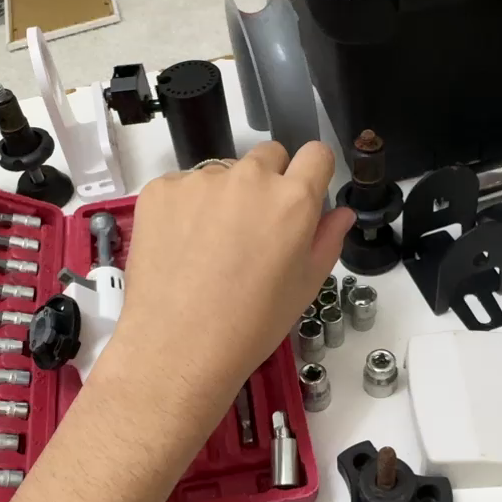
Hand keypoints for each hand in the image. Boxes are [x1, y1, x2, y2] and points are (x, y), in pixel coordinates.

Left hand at [101, 141, 352, 420]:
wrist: (178, 347)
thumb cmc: (248, 326)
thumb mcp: (304, 288)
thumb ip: (327, 240)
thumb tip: (340, 213)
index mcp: (293, 200)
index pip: (316, 154)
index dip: (312, 174)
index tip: (303, 193)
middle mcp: (249, 179)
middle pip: (268, 158)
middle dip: (268, 183)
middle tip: (254, 230)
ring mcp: (200, 180)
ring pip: (223, 173)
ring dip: (224, 197)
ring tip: (211, 247)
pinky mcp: (161, 190)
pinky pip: (182, 187)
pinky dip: (185, 208)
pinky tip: (182, 248)